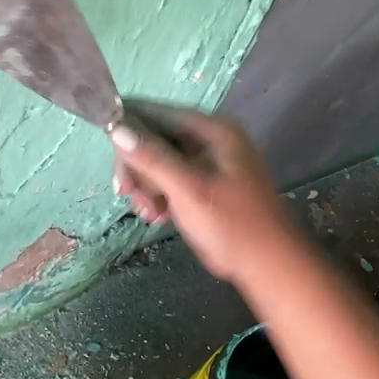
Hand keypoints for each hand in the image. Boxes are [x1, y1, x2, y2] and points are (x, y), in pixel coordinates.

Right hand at [110, 108, 298, 282]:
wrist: (268, 266)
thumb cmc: (232, 225)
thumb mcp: (187, 189)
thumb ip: (151, 157)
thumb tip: (115, 128)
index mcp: (211, 130)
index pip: (155, 113)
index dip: (127, 129)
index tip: (111, 157)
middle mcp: (208, 139)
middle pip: (152, 138)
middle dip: (136, 167)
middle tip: (129, 195)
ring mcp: (205, 161)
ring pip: (155, 161)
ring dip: (144, 186)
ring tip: (148, 212)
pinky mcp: (201, 182)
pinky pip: (166, 179)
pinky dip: (156, 195)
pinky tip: (156, 216)